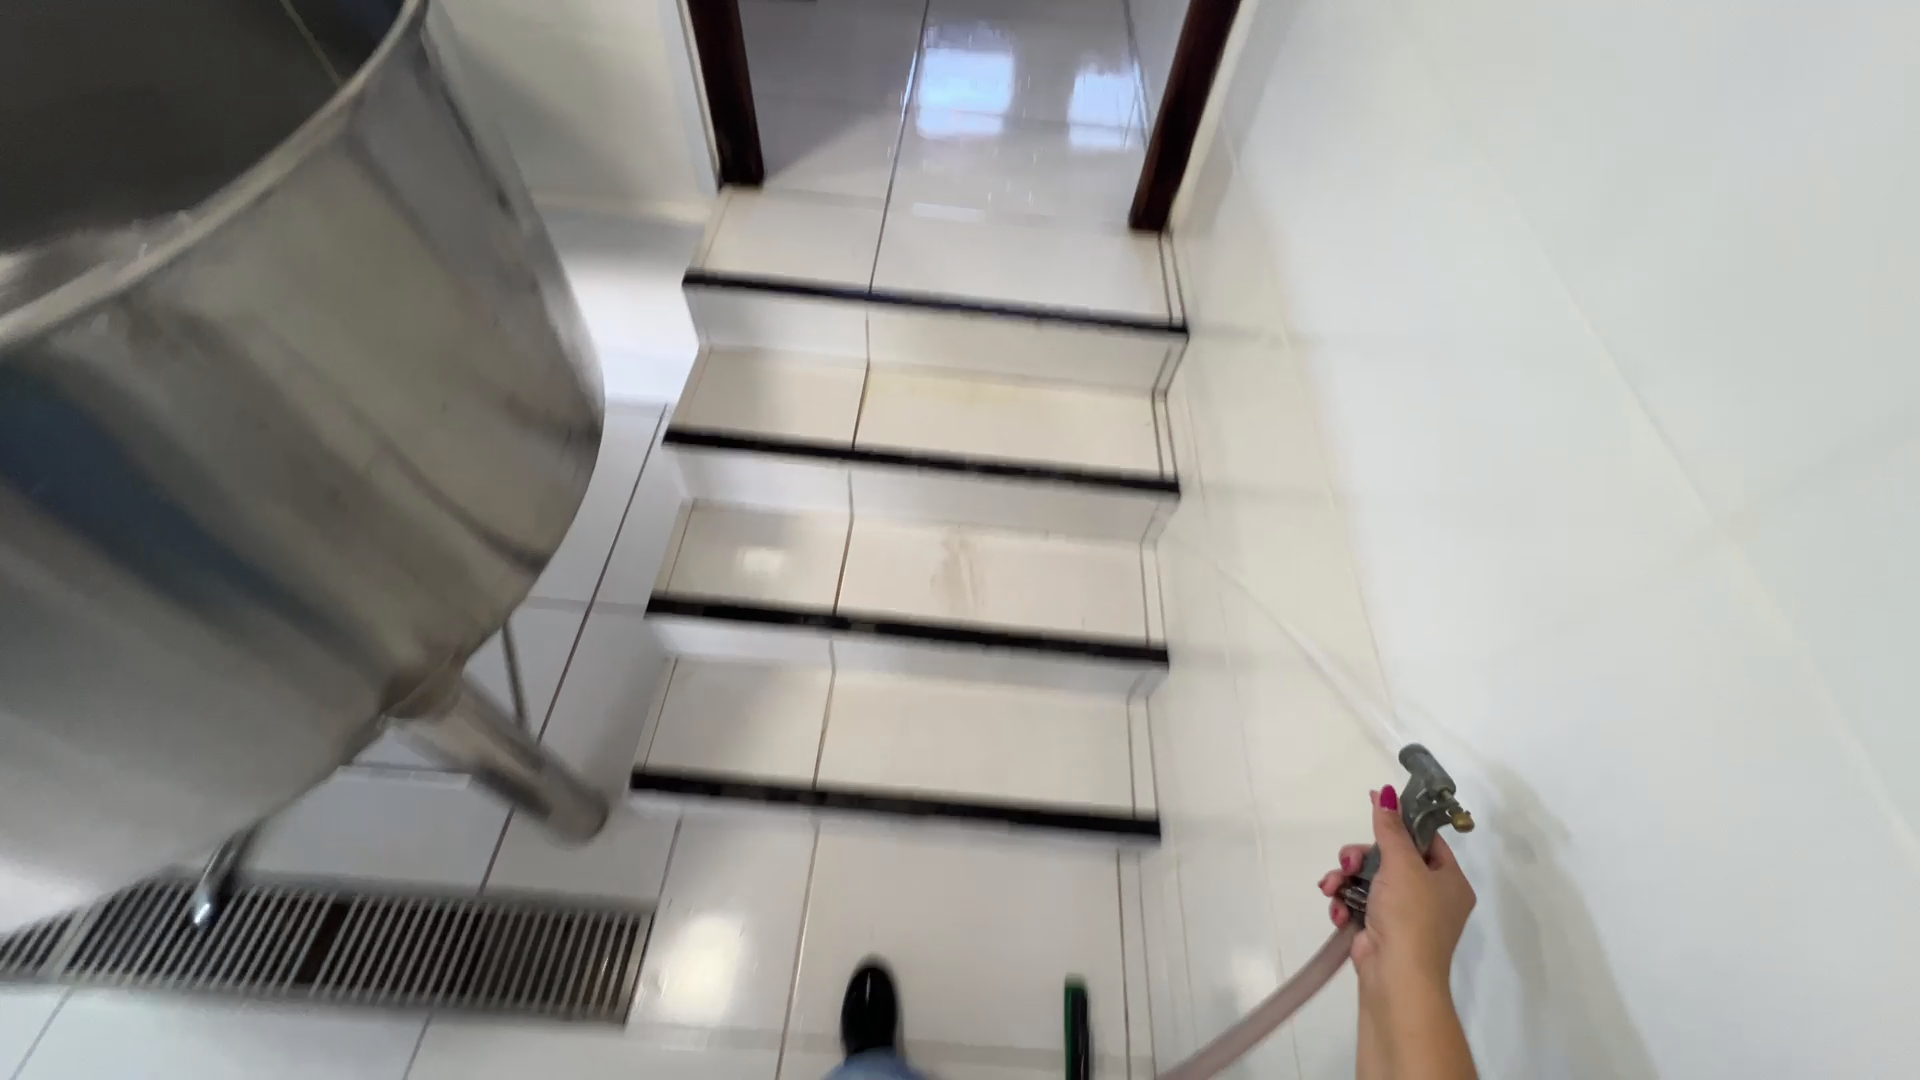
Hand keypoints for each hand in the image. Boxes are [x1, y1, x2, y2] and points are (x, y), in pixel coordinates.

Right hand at [1316, 786, 1475, 993]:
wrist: (1396, 976)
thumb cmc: (1409, 916)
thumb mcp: (1401, 864)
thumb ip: (1390, 828)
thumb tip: (1385, 792)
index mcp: (1449, 881)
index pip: (1426, 840)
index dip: (1399, 822)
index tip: (1374, 807)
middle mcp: (1431, 897)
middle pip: (1389, 858)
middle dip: (1359, 858)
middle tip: (1346, 861)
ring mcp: (1404, 914)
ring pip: (1367, 878)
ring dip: (1344, 879)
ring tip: (1331, 887)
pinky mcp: (1380, 928)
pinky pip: (1359, 901)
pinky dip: (1345, 901)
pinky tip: (1337, 907)